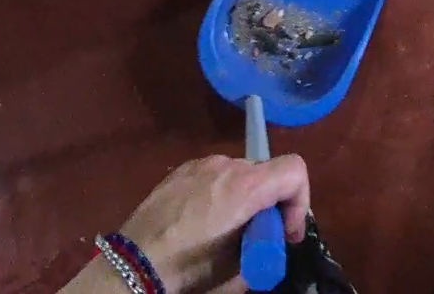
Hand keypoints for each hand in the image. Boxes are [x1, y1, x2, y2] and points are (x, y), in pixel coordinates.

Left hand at [119, 154, 309, 293]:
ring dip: (245, 198)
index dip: (300, 201)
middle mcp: (228, 164)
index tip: (285, 233)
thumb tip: (268, 246)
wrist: (133, 262)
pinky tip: (201, 221)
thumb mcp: (237, 270)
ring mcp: (203, 162)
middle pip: (267, 173)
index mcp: (247, 186)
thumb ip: (262, 249)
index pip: (295, 169)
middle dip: (270, 205)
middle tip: (256, 239)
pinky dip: (220, 192)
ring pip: (240, 173)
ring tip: (224, 231)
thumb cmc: (189, 267)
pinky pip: (215, 174)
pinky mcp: (182, 168)